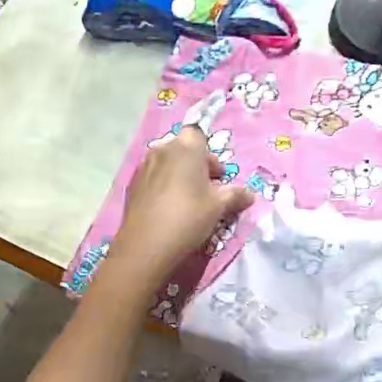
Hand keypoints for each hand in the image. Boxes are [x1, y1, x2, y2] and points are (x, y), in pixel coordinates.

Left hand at [104, 125, 253, 289]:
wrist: (146, 244)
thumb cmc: (189, 217)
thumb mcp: (219, 207)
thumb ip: (236, 195)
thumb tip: (250, 194)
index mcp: (186, 147)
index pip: (199, 136)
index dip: (209, 156)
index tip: (217, 178)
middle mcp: (163, 149)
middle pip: (182, 150)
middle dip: (195, 166)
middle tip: (206, 191)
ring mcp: (144, 166)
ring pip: (166, 164)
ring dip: (178, 176)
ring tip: (186, 202)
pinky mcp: (132, 184)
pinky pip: (153, 178)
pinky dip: (162, 187)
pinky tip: (167, 209)